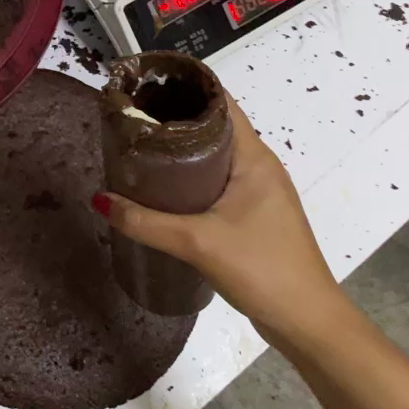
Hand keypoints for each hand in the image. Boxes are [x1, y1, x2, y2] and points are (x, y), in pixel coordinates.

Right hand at [96, 95, 346, 339]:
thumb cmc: (264, 269)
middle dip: (171, 115)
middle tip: (127, 114)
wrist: (309, 324)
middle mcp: (258, 166)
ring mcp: (256, 191)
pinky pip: (212, 178)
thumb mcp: (197, 243)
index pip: (219, 104)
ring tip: (133, 144)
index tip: (143, 84)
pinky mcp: (250, 213)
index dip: (183, 87)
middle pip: (211, 126)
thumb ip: (144, 222)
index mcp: (254, 158)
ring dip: (177, 147)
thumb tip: (98, 200)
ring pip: (210, 154)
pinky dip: (185, 172)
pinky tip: (156, 184)